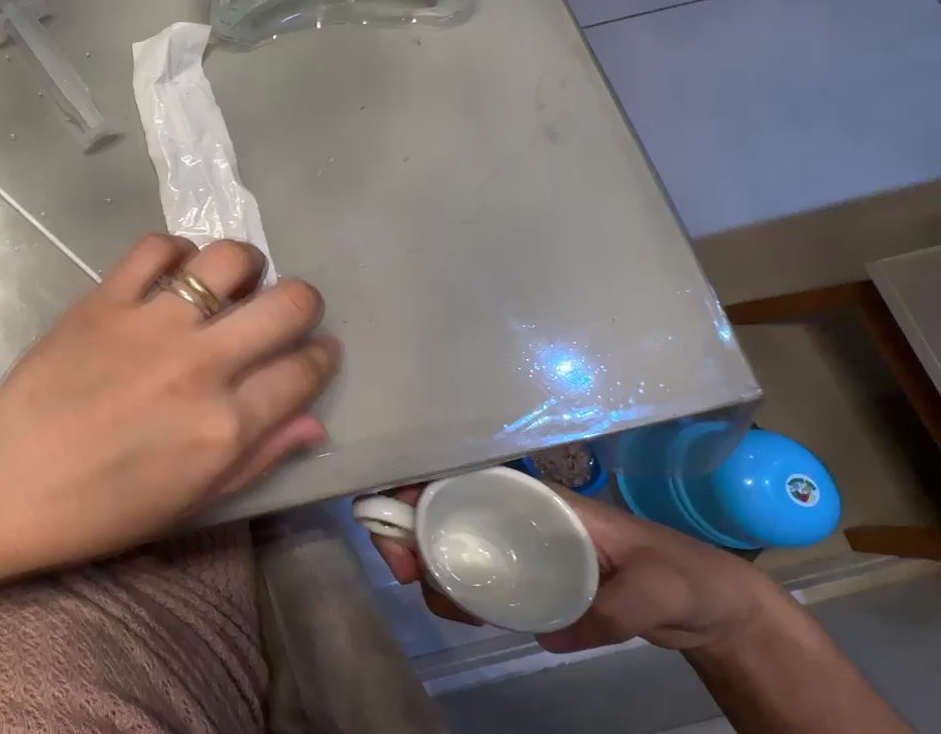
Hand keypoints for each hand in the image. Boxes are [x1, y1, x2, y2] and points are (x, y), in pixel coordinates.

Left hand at [0, 234, 339, 576]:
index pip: (303, 371)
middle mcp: (201, 366)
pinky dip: (174, 250)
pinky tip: (173, 269)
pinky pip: (155, 249)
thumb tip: (313, 419)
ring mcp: (151, 326)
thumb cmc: (102, 507)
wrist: (12, 477)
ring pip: (226, 260)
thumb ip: (258, 458)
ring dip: (243, 265)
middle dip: (300, 303)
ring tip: (230, 280)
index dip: (319, 357)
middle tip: (280, 311)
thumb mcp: (192, 502)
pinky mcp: (105, 300)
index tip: (313, 351)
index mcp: (227, 426)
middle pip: (286, 304)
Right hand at [370, 484, 774, 651]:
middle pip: (434, 513)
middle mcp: (511, 516)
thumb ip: (613, 608)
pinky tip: (470, 615)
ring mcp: (515, 548)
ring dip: (429, 573)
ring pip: (446, 549)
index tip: (398, 534)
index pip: (453, 480)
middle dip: (404, 538)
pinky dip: (454, 595)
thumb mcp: (661, 587)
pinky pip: (472, 580)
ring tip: (449, 606)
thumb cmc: (686, 577)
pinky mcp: (523, 578)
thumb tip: (549, 633)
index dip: (410, 496)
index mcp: (531, 498)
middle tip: (407, 575)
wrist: (715, 609)